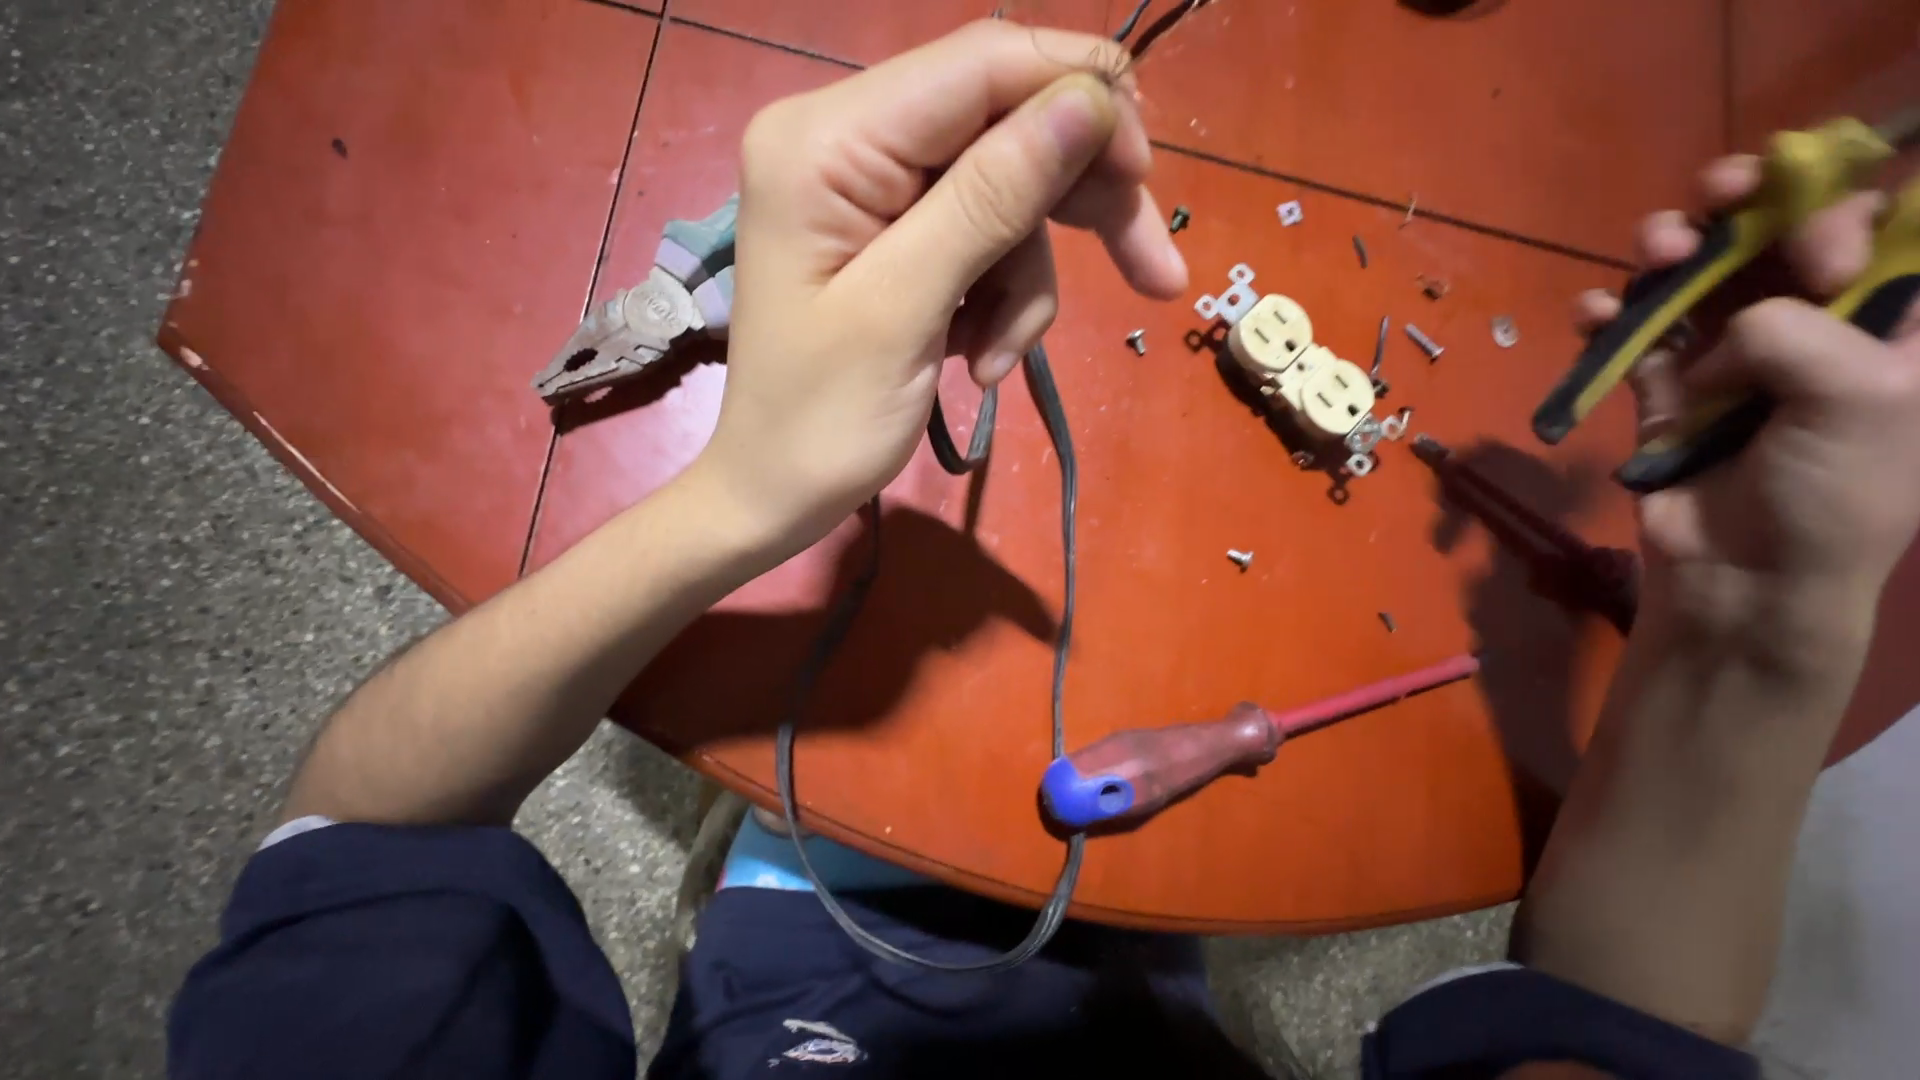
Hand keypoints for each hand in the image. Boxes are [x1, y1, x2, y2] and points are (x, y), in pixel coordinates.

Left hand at [691, 20, 1187, 554]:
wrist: (775, 492)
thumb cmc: (821, 422)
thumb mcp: (905, 312)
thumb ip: (990, 199)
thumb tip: (1089, 100)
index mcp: (826, 140)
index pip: (982, 65)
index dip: (1080, 99)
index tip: (1145, 176)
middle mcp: (846, 139)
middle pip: (1005, 126)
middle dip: (1076, 204)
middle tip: (1153, 274)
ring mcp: (869, 188)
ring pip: (1006, 194)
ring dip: (1026, 282)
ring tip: (994, 360)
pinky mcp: (893, 233)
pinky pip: (983, 239)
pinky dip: (1000, 300)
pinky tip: (977, 360)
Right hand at [1577, 157, 1919, 659]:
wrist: (1741, 574)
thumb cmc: (1829, 491)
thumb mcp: (1859, 396)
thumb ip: (1794, 329)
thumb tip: (1719, 330)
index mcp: (1893, 322)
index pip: (1886, 226)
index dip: (1848, 212)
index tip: (1816, 256)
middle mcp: (1815, 324)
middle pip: (1782, 231)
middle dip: (1751, 200)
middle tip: (1721, 192)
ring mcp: (1732, 354)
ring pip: (1700, 272)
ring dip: (1671, 248)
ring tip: (1652, 252)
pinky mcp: (1661, 386)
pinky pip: (1633, 333)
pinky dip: (1607, 316)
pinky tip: (1592, 314)